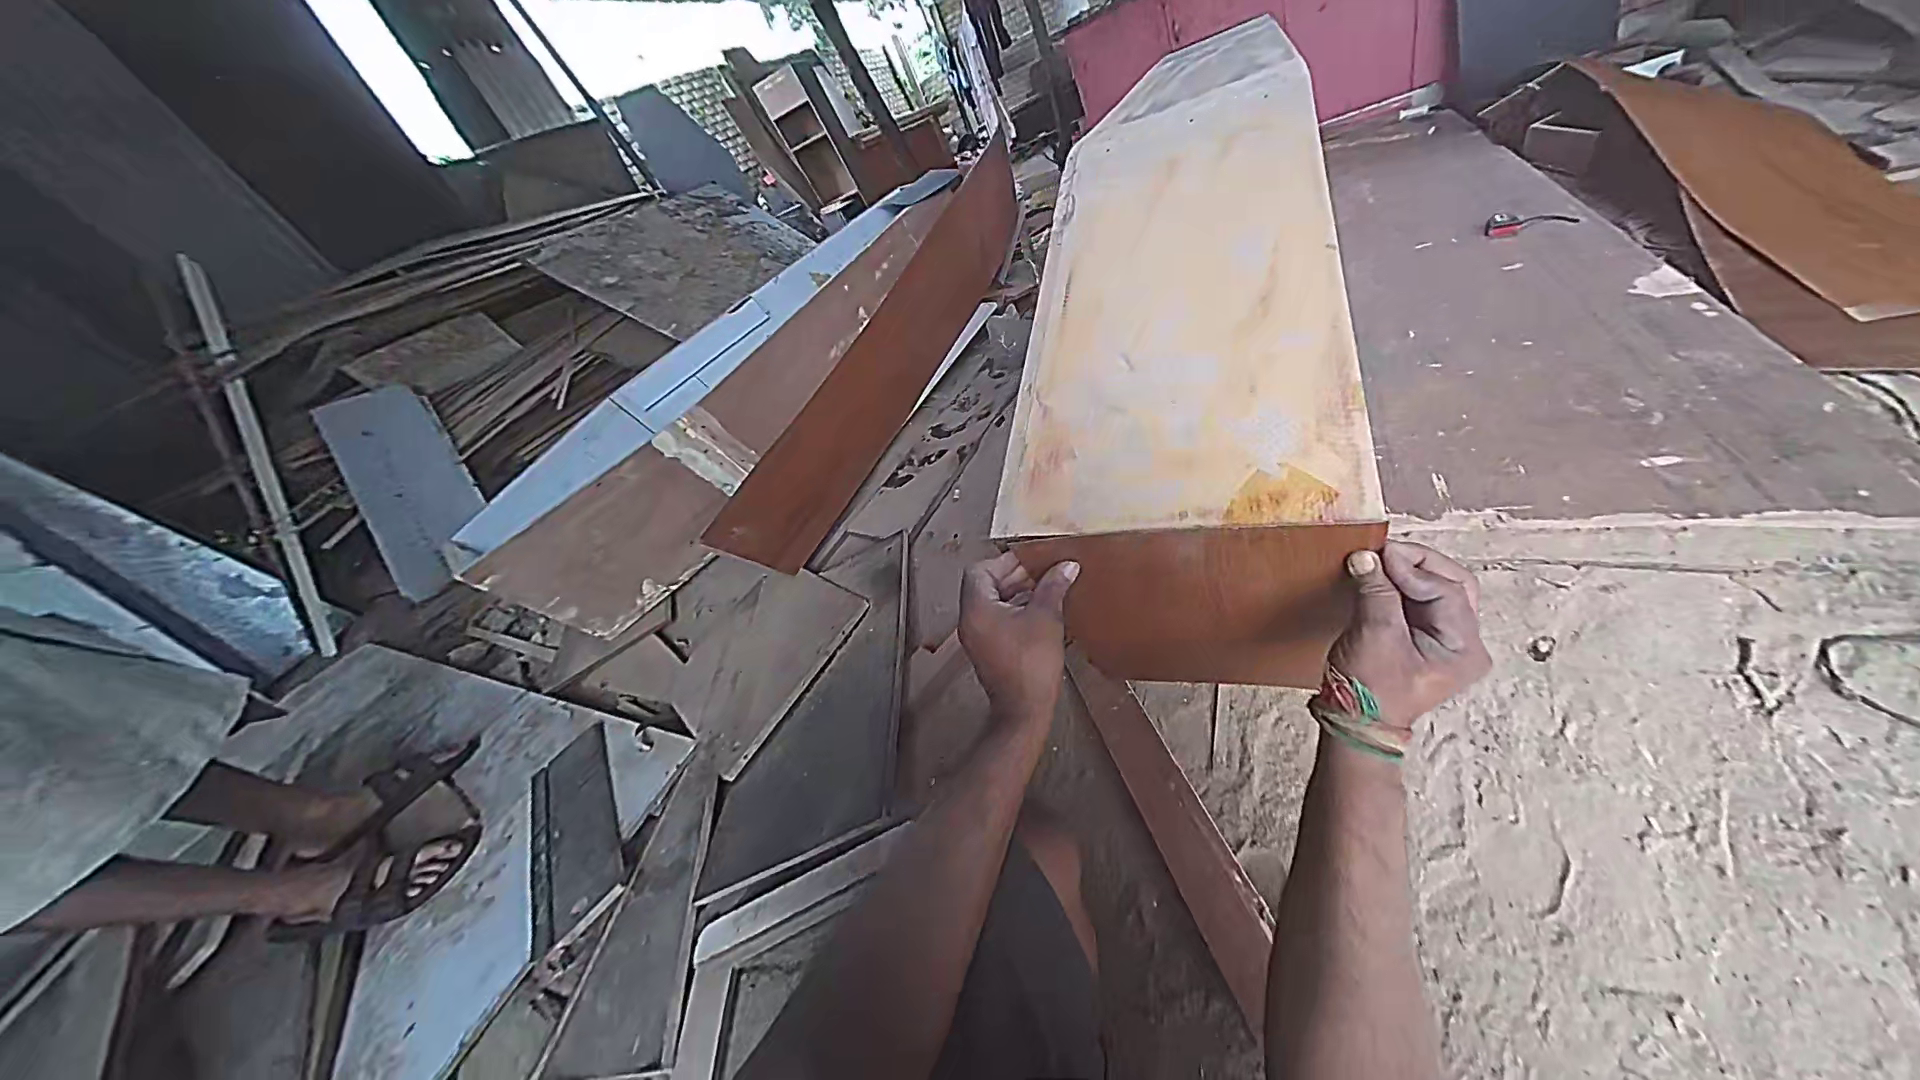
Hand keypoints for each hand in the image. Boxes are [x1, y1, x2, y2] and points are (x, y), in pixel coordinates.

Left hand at [959, 552, 1078, 732]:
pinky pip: (997, 618)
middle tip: (1043, 571)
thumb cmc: (1032, 663)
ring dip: (1016, 591)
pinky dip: (1015, 609)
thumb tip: (1067, 565)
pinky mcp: (987, 648)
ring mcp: (977, 636)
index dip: (1006, 562)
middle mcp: (970, 620)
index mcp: (976, 608)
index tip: (1031, 560)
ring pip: (992, 602)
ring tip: (1046, 587)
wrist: (1024, 710)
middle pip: (985, 585)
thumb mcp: (1046, 618)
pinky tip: (1041, 608)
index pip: (981, 570)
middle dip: (1014, 575)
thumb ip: (1053, 586)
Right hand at [1329, 541, 1491, 729]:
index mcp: (1464, 647)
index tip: (1378, 553)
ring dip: (1407, 574)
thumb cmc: (1370, 690)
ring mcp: (1444, 641)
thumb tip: (1367, 558)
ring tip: (1378, 562)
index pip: (1446, 590)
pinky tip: (1379, 579)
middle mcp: (1463, 642)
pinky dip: (1399, 587)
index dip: (1410, 568)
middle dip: (1416, 565)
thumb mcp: (1374, 636)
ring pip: (1436, 591)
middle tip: (1383, 552)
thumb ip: (1376, 593)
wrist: (1355, 721)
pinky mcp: (1422, 639)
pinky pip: (1418, 602)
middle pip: (1451, 585)